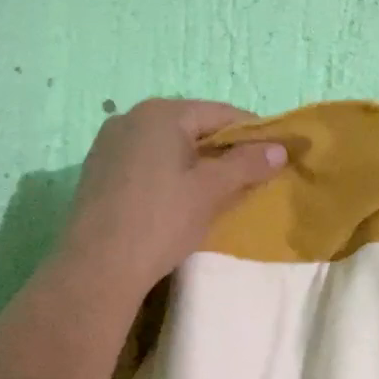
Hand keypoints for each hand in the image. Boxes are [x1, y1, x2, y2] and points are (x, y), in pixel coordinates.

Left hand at [59, 98, 285, 297]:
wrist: (99, 265)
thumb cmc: (161, 221)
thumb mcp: (211, 192)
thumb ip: (246, 165)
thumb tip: (279, 148)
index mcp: (162, 113)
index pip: (221, 113)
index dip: (253, 133)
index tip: (275, 155)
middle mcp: (131, 117)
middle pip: (192, 126)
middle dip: (224, 149)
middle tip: (250, 177)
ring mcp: (110, 144)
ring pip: (167, 146)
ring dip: (196, 163)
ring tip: (218, 192)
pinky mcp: (99, 171)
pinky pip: (146, 163)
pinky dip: (170, 174)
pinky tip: (179, 200)